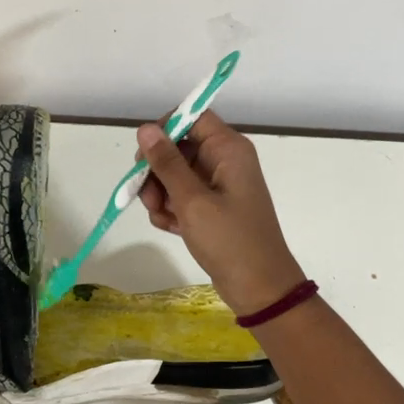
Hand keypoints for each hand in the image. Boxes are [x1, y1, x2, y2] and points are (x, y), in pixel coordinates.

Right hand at [136, 112, 304, 315]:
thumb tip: (145, 129)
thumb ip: (166, 163)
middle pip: (179, 146)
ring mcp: (219, 184)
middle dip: (157, 170)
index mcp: (229, 149)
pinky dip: (172, 209)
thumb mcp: (192, 200)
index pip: (192, 116)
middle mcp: (225, 160)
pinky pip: (182, 195)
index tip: (144, 154)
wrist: (259, 288)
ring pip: (176, 173)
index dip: (165, 128)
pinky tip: (172, 228)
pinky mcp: (213, 206)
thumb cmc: (229, 240)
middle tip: (145, 194)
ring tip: (161, 217)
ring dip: (160, 193)